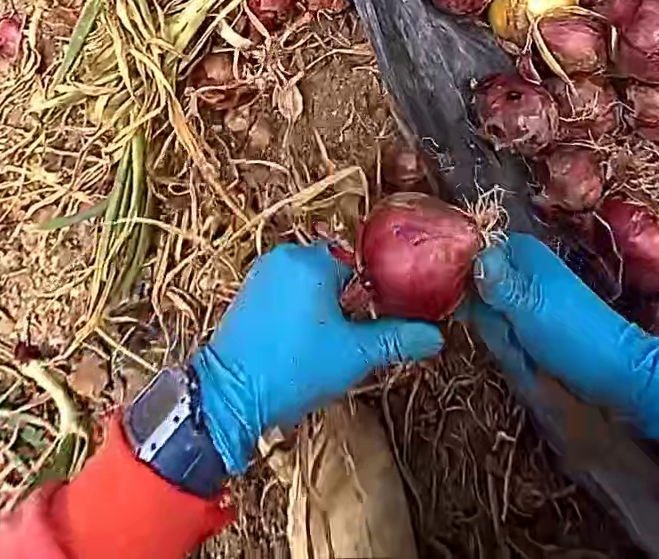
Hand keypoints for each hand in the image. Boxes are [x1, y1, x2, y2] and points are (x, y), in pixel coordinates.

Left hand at [193, 243, 444, 471]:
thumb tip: (434, 336)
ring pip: (311, 280)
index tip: (367, 322)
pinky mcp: (248, 291)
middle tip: (345, 336)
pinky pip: (287, 288)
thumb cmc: (290, 370)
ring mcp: (263, 272)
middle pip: (335, 270)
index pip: (359, 266)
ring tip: (320, 340)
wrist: (224, 402)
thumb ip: (396, 339)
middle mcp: (287, 256)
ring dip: (321, 304)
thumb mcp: (352, 356)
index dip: (367, 297)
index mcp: (313, 261)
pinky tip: (298, 339)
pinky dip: (298, 306)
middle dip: (344, 301)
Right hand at [461, 233, 658, 444]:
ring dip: (498, 336)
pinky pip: (501, 332)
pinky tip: (525, 357)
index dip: (464, 281)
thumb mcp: (528, 307)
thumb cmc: (573, 334)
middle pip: (474, 289)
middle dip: (484, 316)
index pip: (470, 254)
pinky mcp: (528, 323)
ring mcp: (523, 297)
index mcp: (521, 251)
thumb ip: (496, 282)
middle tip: (510, 334)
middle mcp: (519, 269)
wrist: (615, 372)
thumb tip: (472, 253)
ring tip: (523, 348)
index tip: (467, 304)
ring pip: (485, 315)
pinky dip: (507, 347)